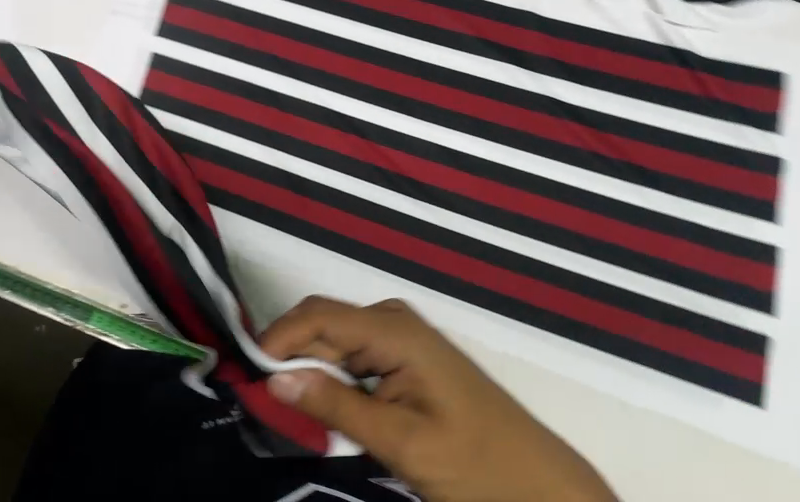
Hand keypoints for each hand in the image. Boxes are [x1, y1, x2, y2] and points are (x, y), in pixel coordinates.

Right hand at [261, 297, 616, 501]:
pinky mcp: (406, 361)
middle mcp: (393, 321)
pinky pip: (353, 359)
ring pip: (333, 344)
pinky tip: (328, 412)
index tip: (248, 378)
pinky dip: (334, 382)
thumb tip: (274, 378)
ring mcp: (401, 340)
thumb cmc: (481, 468)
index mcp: (394, 329)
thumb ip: (336, 407)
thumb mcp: (404, 443)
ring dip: (311, 372)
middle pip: (320, 326)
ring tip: (292, 411)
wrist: (550, 495)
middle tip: (267, 402)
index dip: (276, 340)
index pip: (315, 316)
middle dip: (290, 358)